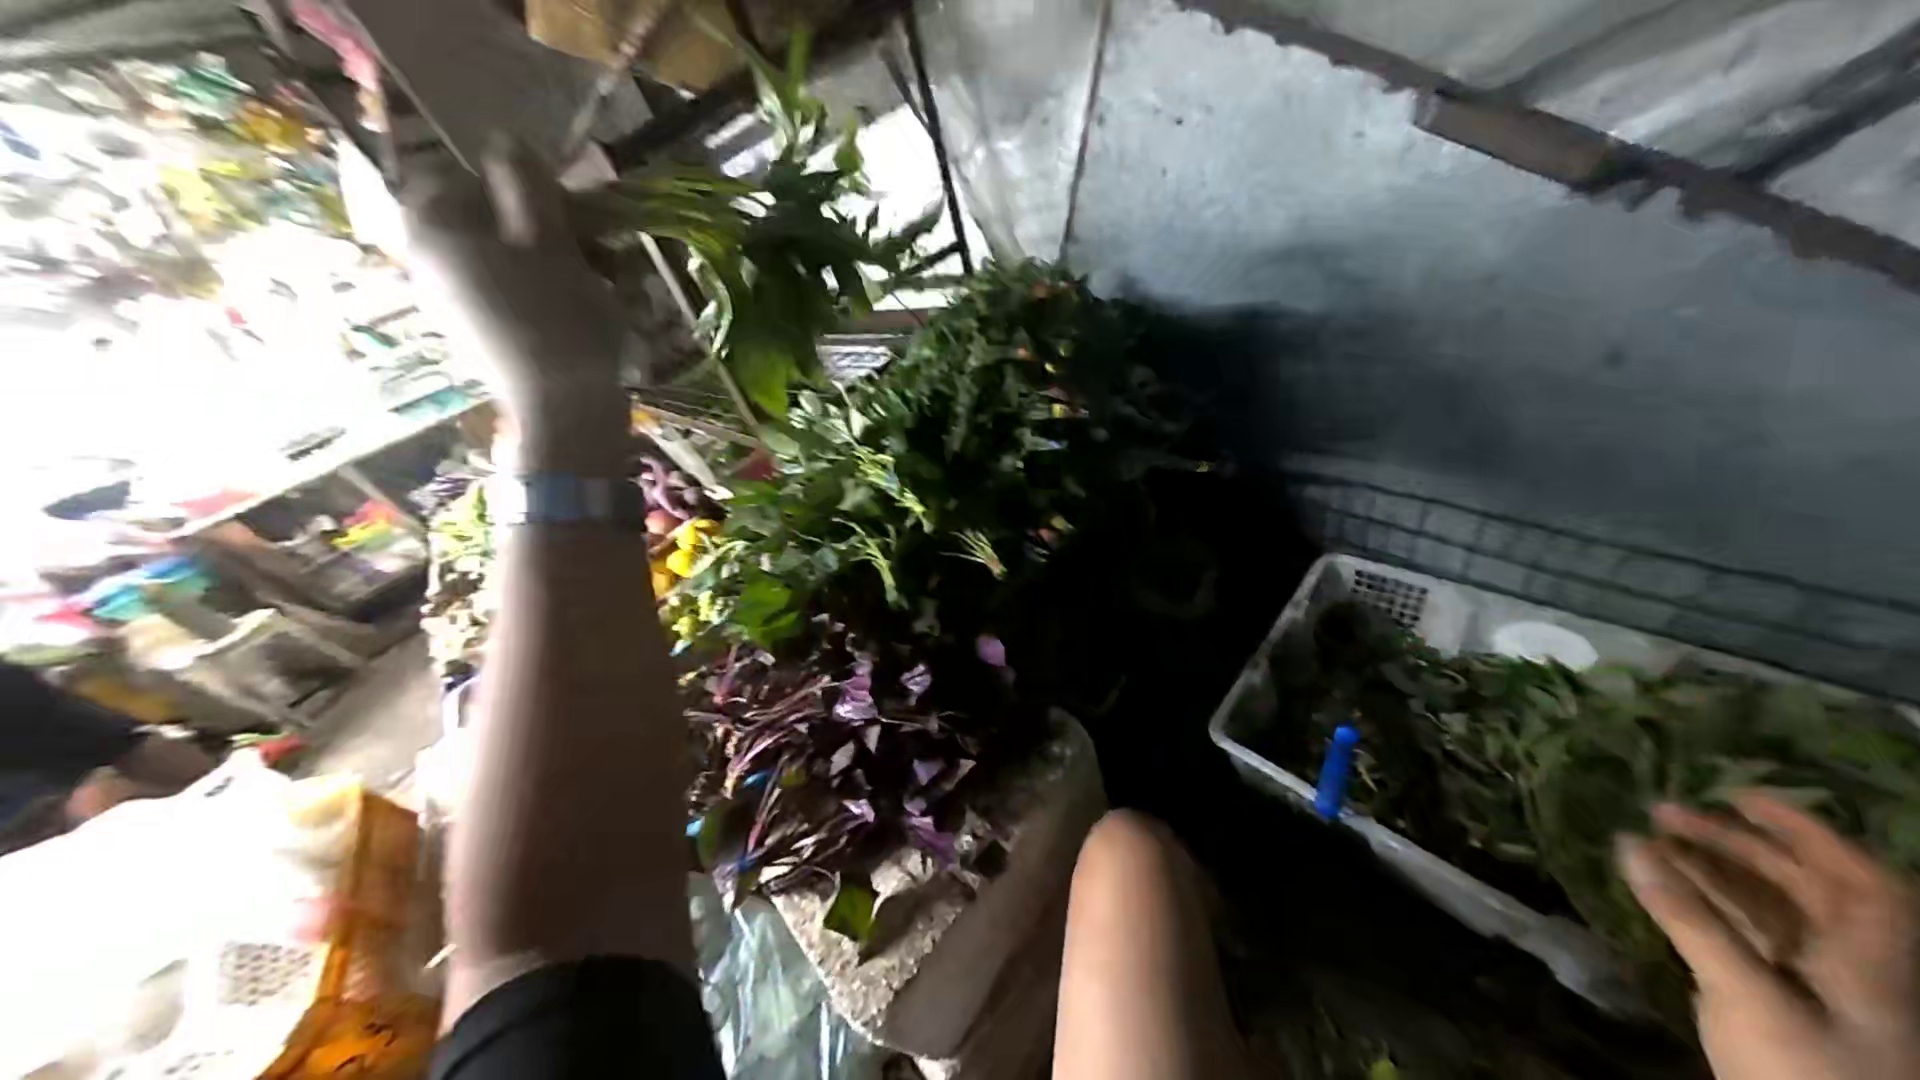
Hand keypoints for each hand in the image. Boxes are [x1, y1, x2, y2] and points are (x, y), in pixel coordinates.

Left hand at [402, 139, 629, 470]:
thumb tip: (505, 136)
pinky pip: (512, 295)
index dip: (516, 183)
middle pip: (486, 220)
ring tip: (602, 284)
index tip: (567, 207)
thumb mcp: (551, 240)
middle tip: (594, 246)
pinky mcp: (482, 336)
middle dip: (544, 226)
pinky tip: (586, 312)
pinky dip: (548, 293)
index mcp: (434, 229)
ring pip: (506, 259)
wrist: (564, 408)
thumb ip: (526, 183)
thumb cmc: (559, 317)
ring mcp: (454, 304)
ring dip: (555, 260)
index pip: (461, 176)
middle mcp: (430, 262)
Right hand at [1617, 792, 1919, 1079]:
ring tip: (1651, 842)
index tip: (1735, 792)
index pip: (1853, 873)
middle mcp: (1857, 962)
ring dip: (1716, 871)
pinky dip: (1713, 906)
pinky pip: (1756, 937)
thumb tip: (1626, 841)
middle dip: (1734, 843)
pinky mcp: (1796, 1004)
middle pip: (1804, 885)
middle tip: (1661, 812)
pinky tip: (1667, 891)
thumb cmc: (1810, 1070)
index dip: (1801, 828)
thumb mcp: (1745, 992)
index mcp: (1872, 955)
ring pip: (1775, 910)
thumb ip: (1686, 915)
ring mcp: (1827, 986)